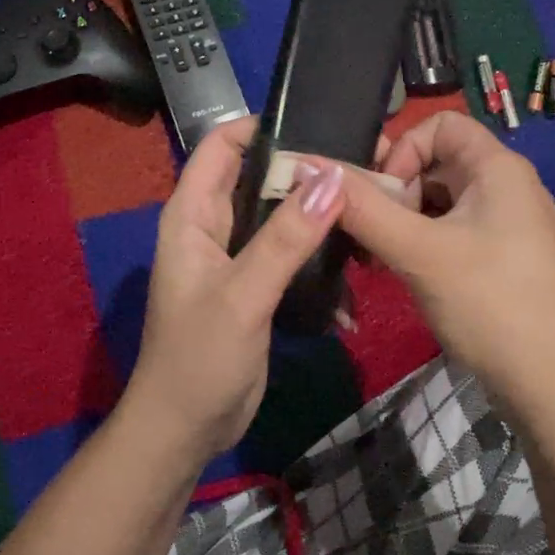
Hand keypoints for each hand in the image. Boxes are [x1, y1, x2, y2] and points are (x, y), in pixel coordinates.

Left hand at [119, 116, 347, 461]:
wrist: (187, 429)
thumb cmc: (199, 357)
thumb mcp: (244, 294)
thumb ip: (286, 237)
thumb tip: (332, 177)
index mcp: (192, 213)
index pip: (221, 146)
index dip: (262, 127)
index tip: (319, 125)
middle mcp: (212, 225)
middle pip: (258, 177)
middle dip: (304, 172)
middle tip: (362, 170)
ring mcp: (235, 257)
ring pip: (279, 216)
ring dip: (317, 217)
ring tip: (368, 217)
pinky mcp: (255, 285)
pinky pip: (290, 255)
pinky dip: (317, 260)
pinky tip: (352, 279)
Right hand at [334, 111, 554, 419]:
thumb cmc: (492, 306)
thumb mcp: (419, 253)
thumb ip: (362, 208)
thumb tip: (305, 166)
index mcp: (499, 169)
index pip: (439, 125)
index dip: (402, 150)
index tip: (379, 194)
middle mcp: (509, 188)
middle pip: (436, 164)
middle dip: (393, 192)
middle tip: (367, 233)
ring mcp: (510, 228)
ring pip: (441, 203)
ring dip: (402, 222)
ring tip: (376, 259)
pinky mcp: (506, 263)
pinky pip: (454, 234)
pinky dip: (422, 245)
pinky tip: (402, 276)